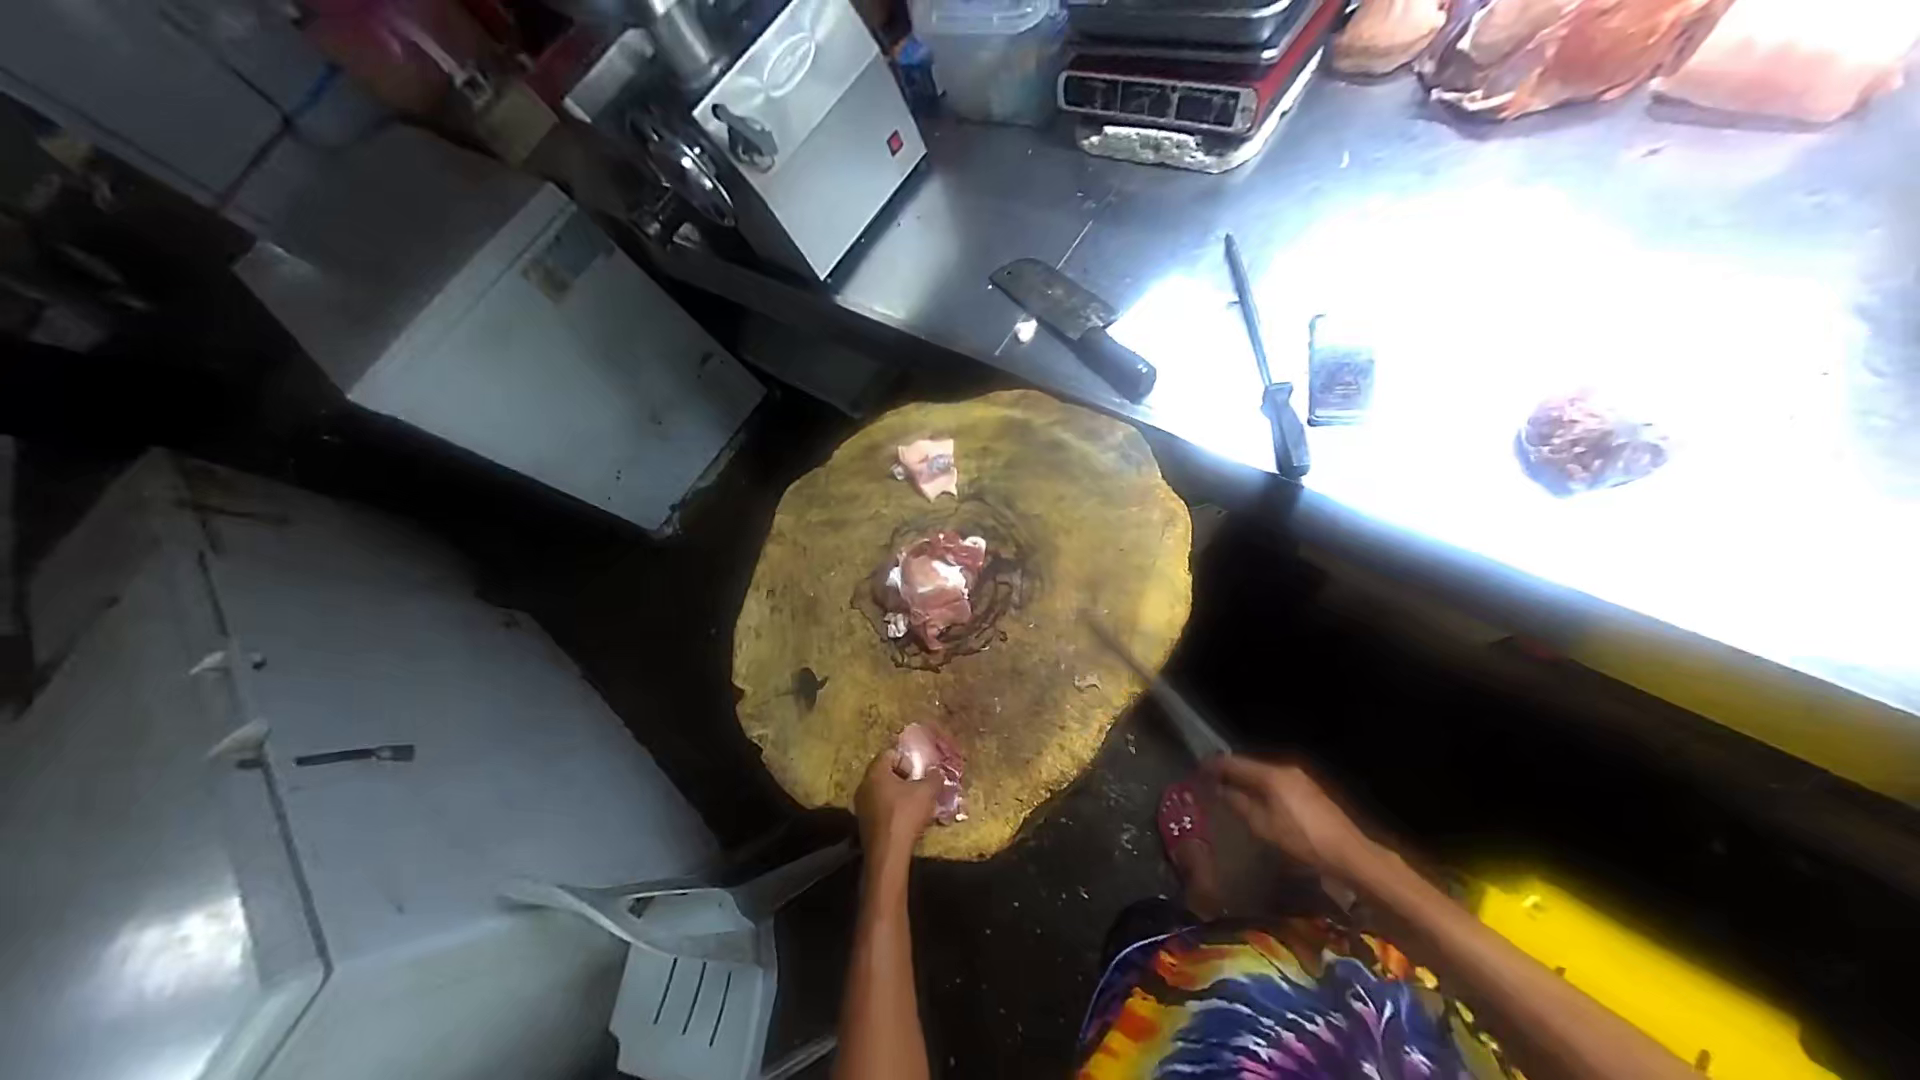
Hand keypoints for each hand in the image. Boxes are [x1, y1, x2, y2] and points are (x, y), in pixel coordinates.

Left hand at [855, 747, 939, 860]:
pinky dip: (892, 810)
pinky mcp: (863, 823)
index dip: (906, 760)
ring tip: (915, 806)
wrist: (888, 852)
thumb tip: (936, 772)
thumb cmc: (906, 815)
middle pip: (884, 773)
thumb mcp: (927, 792)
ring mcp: (861, 805)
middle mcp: (863, 785)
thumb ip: (934, 777)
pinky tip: (905, 821)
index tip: (918, 774)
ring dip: (898, 796)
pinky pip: (879, 808)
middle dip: (903, 778)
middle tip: (918, 788)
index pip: (889, 754)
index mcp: (875, 772)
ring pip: (882, 792)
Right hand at [1205, 756, 1382, 880]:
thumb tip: (1218, 789)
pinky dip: (1259, 786)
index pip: (1233, 762)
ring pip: (1262, 773)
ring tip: (1228, 791)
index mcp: (1271, 774)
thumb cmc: (1302, 840)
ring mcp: (1300, 778)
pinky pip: (1275, 781)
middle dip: (1227, 772)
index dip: (1212, 765)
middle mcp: (1285, 768)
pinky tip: (1255, 799)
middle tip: (1209, 782)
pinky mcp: (1309, 789)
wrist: (1349, 854)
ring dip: (1244, 780)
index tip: (1195, 771)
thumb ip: (1237, 803)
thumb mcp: (1263, 825)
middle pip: (1248, 765)